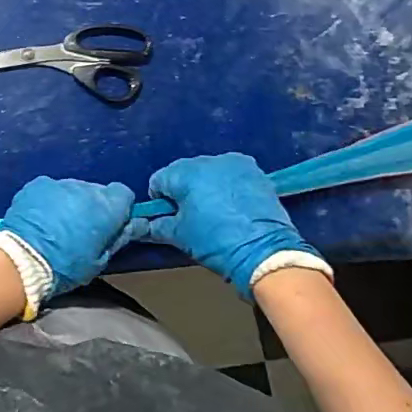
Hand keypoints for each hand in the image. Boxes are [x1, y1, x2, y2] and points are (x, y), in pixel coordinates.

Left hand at [0, 177, 144, 296]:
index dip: (119, 209)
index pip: (124, 194)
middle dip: (94, 206)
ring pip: (75, 189)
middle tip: (82, 230)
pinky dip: (51, 201)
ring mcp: (60, 183)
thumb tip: (139, 223)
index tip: (110, 225)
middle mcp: (86, 188)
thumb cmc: (65, 267)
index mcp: (106, 206)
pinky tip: (42, 219)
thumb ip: (121, 237)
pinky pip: (52, 189)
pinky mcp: (38, 184)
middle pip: (98, 191)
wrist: (20, 262)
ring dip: (73, 203)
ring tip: (59, 226)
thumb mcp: (99, 260)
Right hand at [147, 153, 317, 298]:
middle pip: (185, 172)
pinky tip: (234, 206)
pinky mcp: (255, 170)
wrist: (266, 251)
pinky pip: (231, 174)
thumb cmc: (217, 242)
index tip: (170, 218)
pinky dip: (228, 185)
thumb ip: (158, 226)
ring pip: (209, 171)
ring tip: (215, 213)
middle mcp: (209, 160)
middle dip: (184, 191)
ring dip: (206, 186)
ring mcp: (234, 162)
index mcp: (187, 172)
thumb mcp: (181, 236)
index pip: (160, 180)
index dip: (160, 200)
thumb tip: (146, 225)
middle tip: (192, 217)